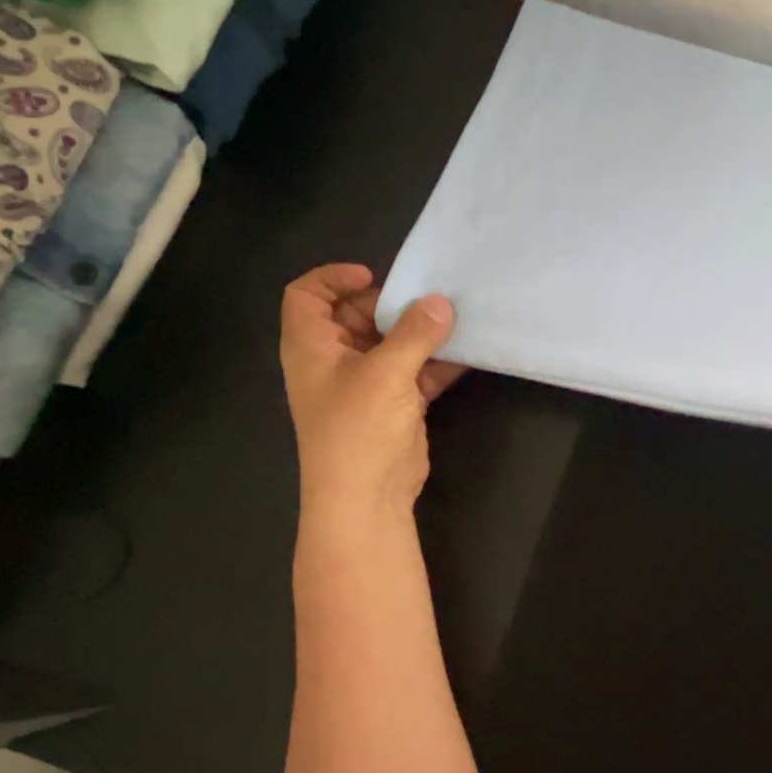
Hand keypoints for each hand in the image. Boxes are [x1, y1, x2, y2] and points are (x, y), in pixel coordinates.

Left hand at [280, 264, 465, 520]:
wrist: (366, 496)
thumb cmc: (358, 429)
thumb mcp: (385, 373)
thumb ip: (415, 334)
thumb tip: (441, 302)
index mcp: (311, 347)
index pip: (306, 296)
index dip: (333, 278)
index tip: (375, 277)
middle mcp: (334, 362)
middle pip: (354, 317)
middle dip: (389, 306)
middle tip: (426, 301)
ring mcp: (365, 386)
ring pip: (390, 347)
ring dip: (419, 335)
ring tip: (453, 322)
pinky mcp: (394, 408)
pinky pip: (414, 374)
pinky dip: (435, 364)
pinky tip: (465, 356)